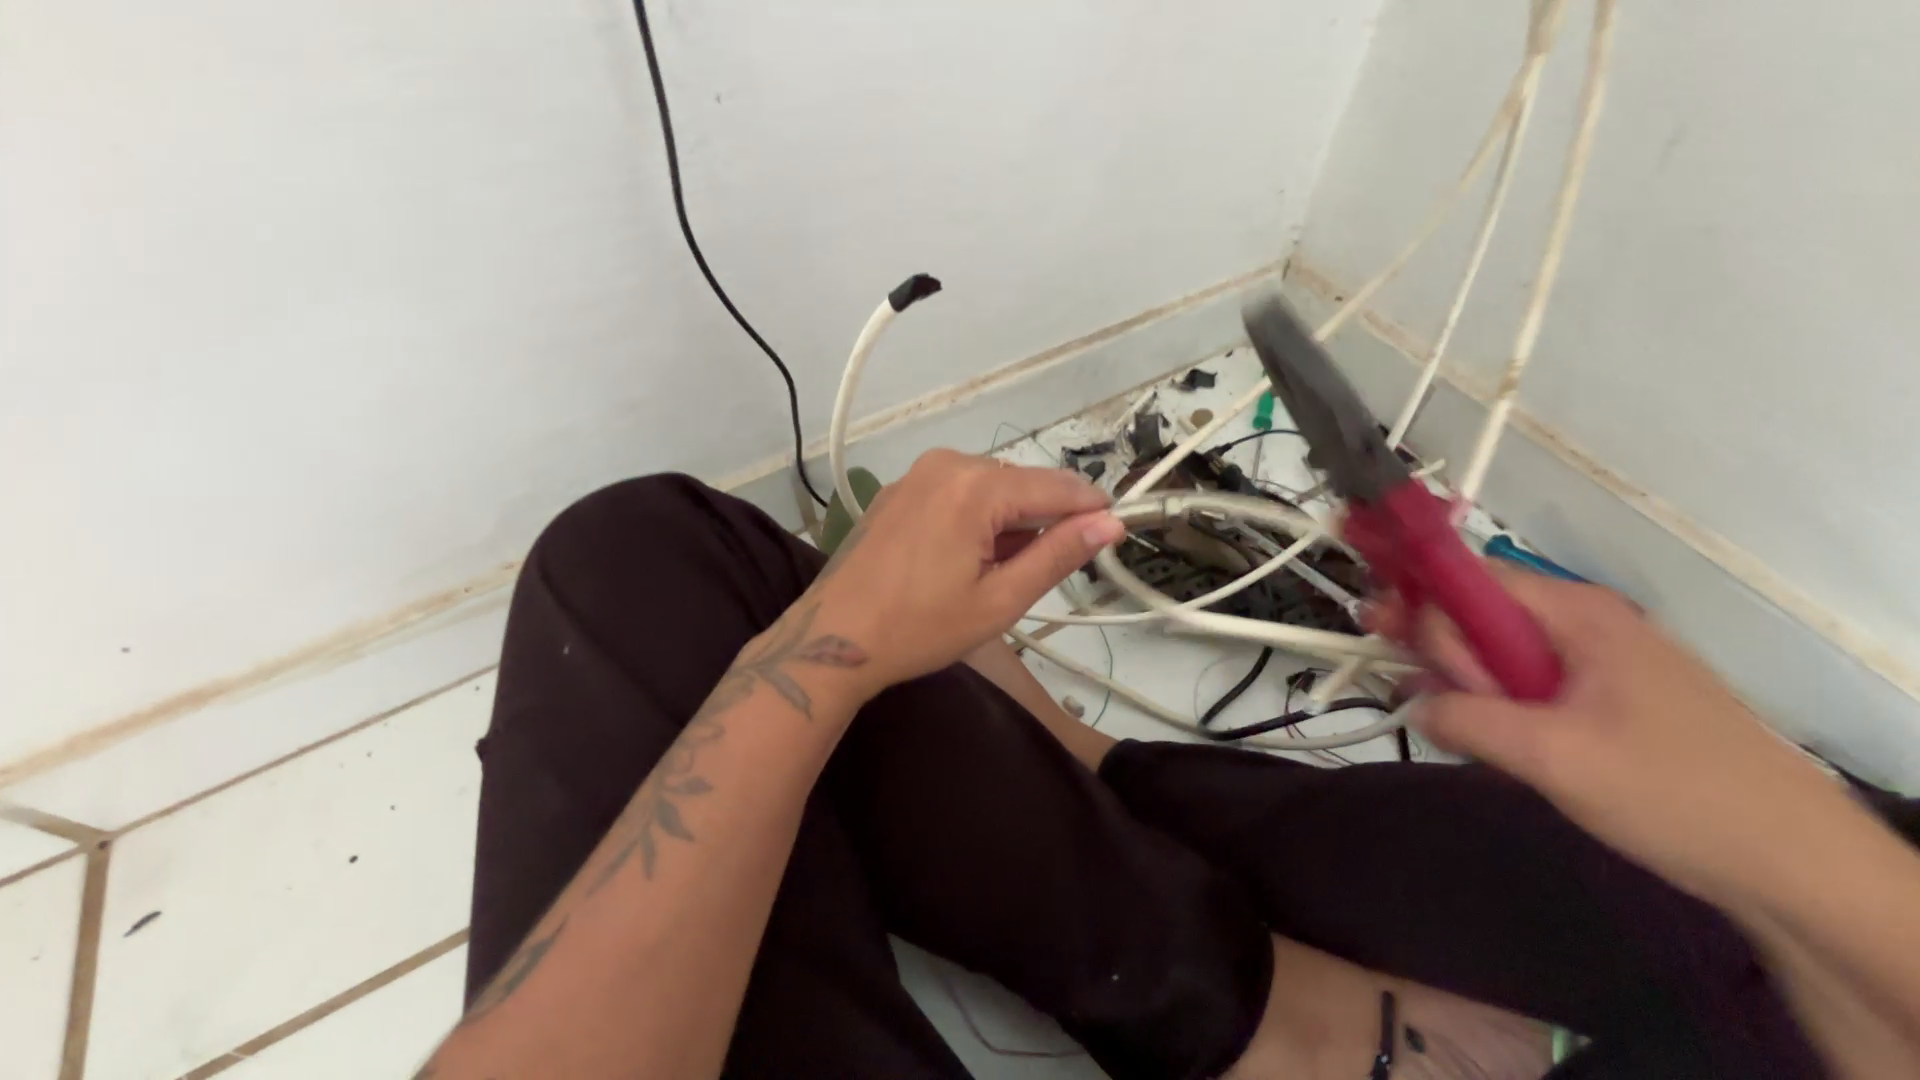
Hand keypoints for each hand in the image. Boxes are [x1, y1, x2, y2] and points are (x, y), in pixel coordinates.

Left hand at [807, 450, 1123, 693]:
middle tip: (1048, 572)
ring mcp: (917, 474)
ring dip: (1011, 521)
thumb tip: (1110, 523)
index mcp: (975, 486)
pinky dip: (978, 517)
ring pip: (992, 487)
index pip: (1057, 486)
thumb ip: (1058, 555)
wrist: (833, 640)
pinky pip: (958, 492)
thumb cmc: (919, 628)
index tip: (1114, 535)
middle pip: (1023, 483)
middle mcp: (947, 464)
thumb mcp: (1000, 599)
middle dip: (1045, 520)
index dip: (1091, 509)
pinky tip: (968, 559)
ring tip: (1001, 573)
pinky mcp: (900, 491)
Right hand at [1378, 569, 1847, 906]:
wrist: (1793, 865)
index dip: (1416, 593)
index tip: (1371, 623)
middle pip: (1479, 614)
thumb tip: (1412, 702)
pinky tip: (1482, 738)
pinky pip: (1524, 687)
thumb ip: (1465, 717)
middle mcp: (1582, 625)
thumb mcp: (1551, 755)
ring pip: (1497, 654)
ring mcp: (1595, 664)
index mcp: (1576, 615)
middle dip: (1440, 649)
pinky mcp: (1602, 701)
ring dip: (1465, 685)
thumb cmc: (1673, 794)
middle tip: (1415, 691)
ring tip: (1455, 727)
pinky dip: (1493, 706)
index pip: (1471, 577)